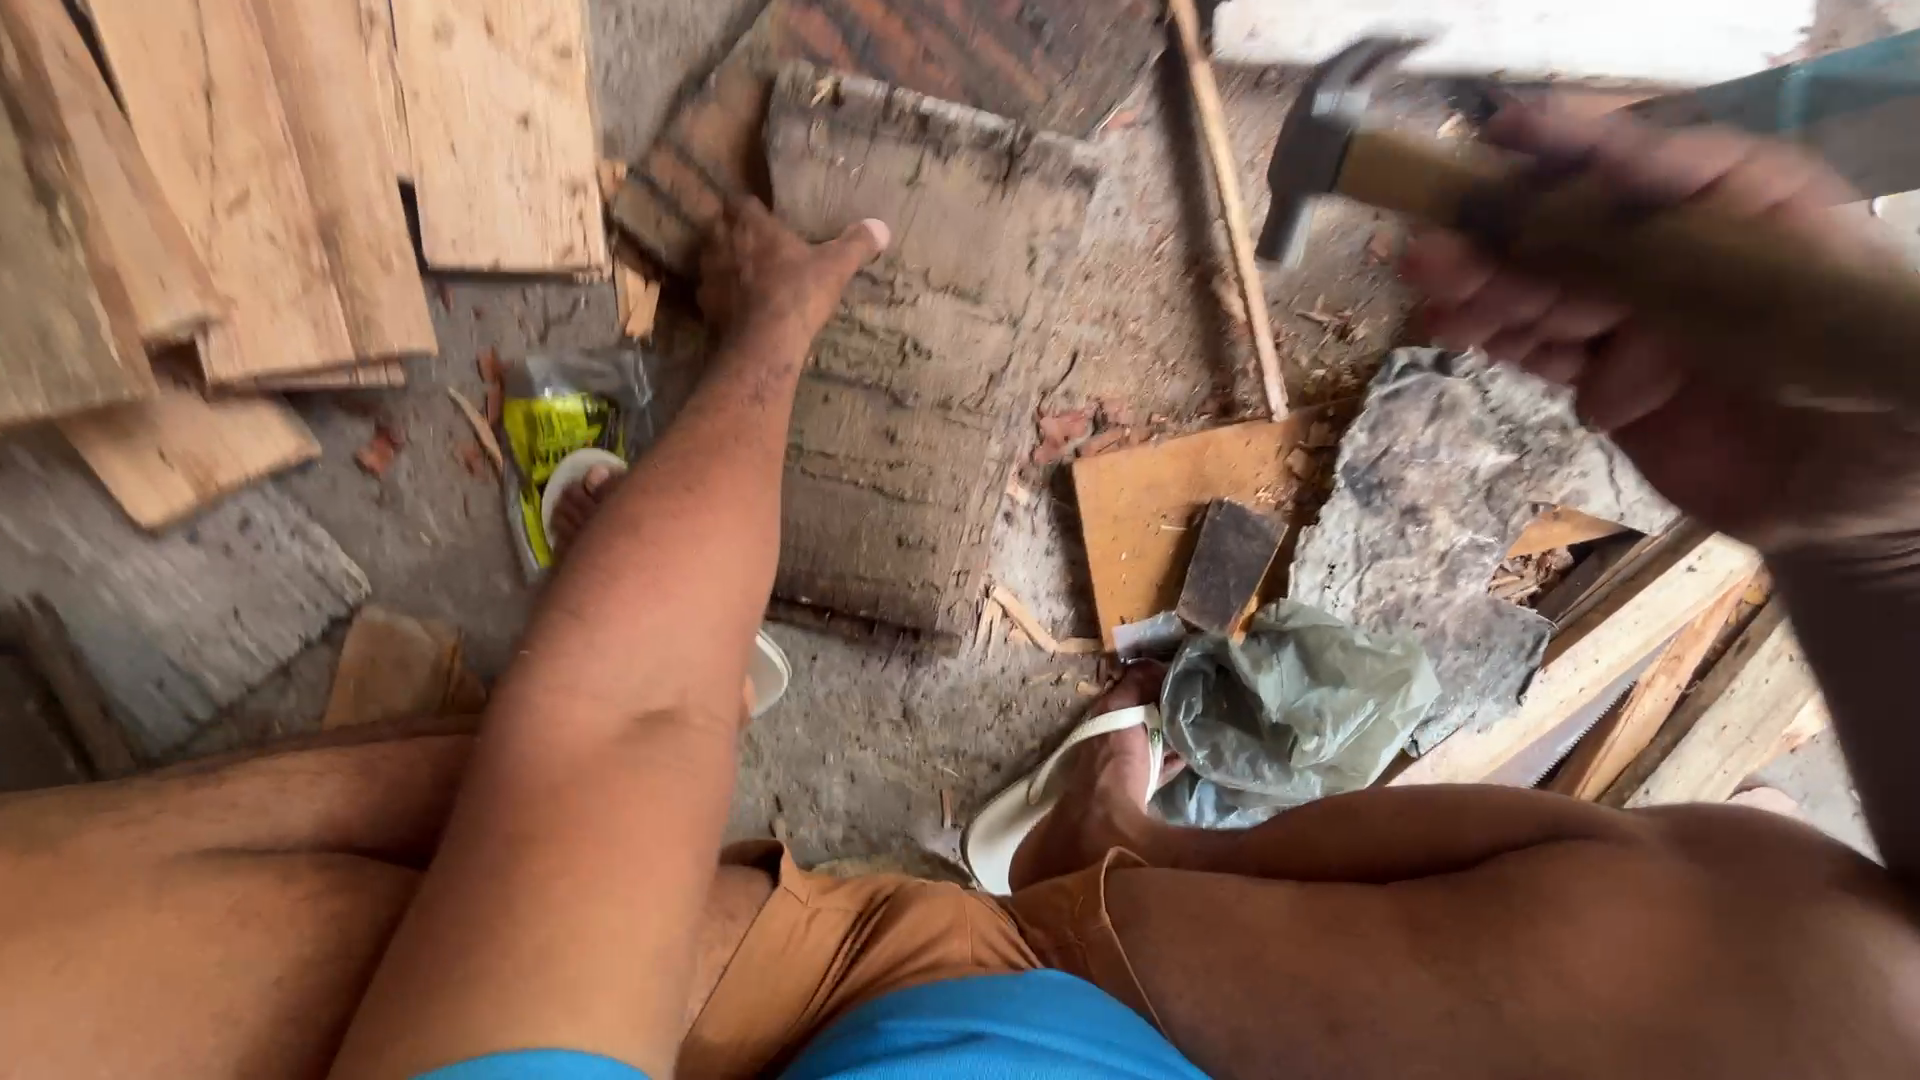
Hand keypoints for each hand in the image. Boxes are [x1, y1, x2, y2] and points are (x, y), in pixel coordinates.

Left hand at [697, 195, 889, 346]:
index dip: (751, 208)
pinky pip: (709, 293)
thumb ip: (857, 244)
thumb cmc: (799, 294)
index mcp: (752, 225)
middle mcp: (723, 242)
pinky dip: (721, 297)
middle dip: (732, 232)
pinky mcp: (704, 305)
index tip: (763, 217)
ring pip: (710, 258)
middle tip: (753, 245)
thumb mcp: (836, 267)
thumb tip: (882, 228)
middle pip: (718, 225)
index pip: (741, 201)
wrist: (765, 343)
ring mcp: (709, 274)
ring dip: (723, 263)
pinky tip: (736, 308)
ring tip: (743, 276)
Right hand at [1400, 101, 1919, 553]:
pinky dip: (1492, 339)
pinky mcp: (1601, 378)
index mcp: (1754, 213)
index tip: (1505, 133)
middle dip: (1503, 235)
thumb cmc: (1858, 386)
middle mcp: (1683, 258)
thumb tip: (1556, 237)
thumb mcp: (1783, 307)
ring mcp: (1636, 321)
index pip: (1657, 167)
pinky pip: (1535, 349)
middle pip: (1575, 235)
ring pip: (1543, 293)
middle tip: (1433, 241)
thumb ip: (1670, 266)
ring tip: (1429, 288)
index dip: (1581, 146)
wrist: (1847, 500)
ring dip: (1483, 287)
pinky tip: (1453, 328)